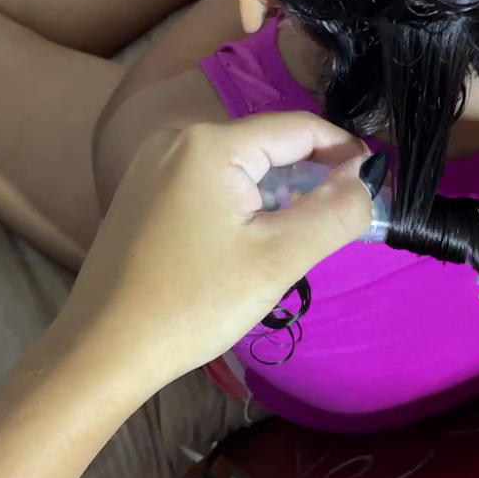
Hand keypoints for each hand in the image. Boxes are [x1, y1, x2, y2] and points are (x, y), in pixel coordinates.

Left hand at [52, 113, 372, 388]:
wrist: (104, 348)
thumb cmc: (194, 303)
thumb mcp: (278, 259)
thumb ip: (335, 211)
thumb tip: (364, 176)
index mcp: (210, 144)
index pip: (298, 129)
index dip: (344, 151)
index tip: (374, 185)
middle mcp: (176, 139)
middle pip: (266, 146)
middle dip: (308, 178)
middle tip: (335, 225)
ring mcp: (152, 165)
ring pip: (238, 167)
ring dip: (275, 194)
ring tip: (294, 239)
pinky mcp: (141, 193)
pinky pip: (207, 183)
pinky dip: (240, 204)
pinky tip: (247, 241)